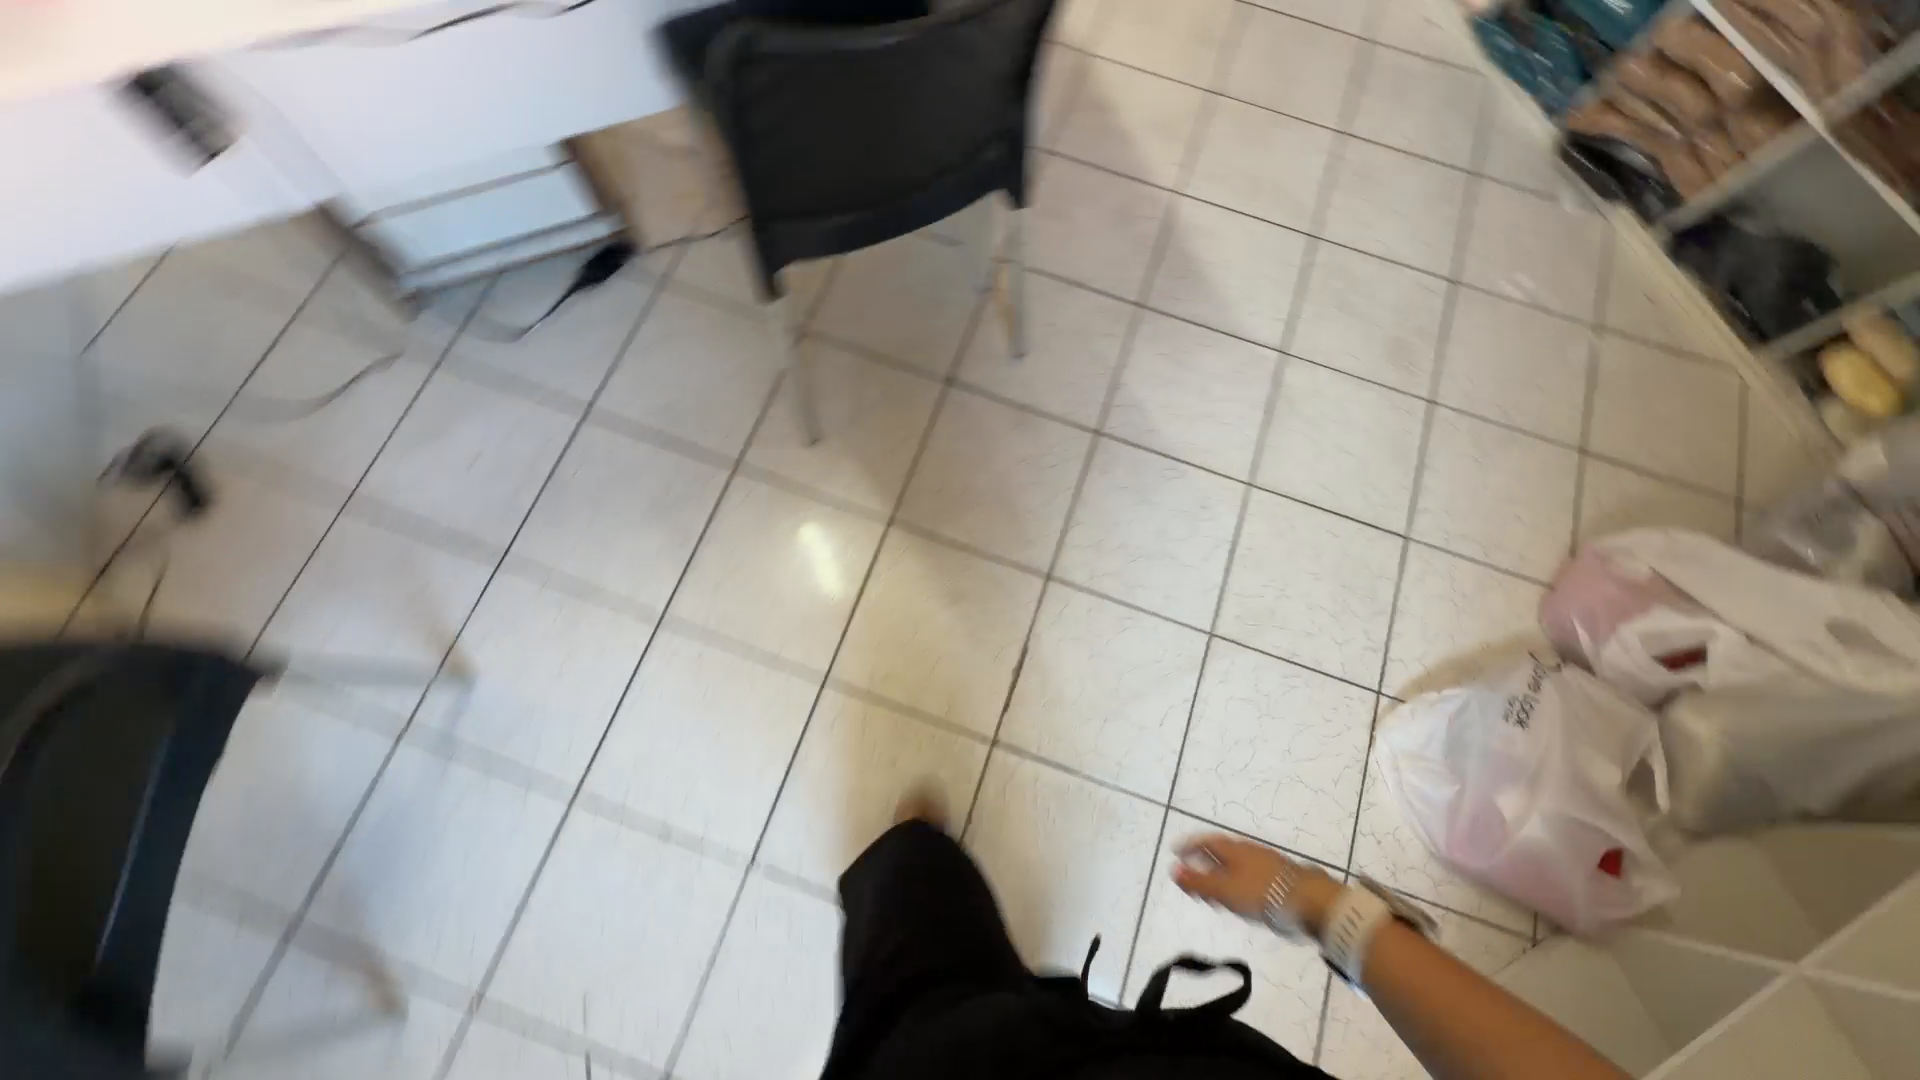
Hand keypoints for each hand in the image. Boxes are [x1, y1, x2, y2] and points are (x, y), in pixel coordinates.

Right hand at [1173, 834, 1341, 937]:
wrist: (1312, 902)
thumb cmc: (1261, 894)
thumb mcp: (1224, 891)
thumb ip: (1198, 882)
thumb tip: (1172, 870)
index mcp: (1231, 849)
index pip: (1204, 842)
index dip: (1188, 846)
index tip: (1175, 852)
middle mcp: (1248, 850)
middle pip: (1220, 853)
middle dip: (1204, 864)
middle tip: (1192, 880)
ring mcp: (1266, 863)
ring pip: (1236, 865)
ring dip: (1221, 876)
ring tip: (1215, 894)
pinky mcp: (1280, 878)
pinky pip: (1250, 876)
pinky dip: (1238, 884)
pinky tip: (1242, 899)